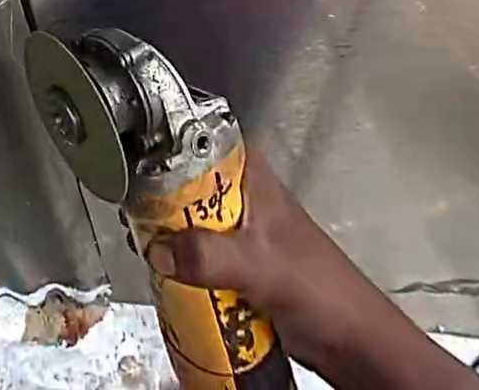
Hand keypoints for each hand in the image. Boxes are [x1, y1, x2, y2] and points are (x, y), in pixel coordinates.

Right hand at [146, 147, 478, 388]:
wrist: (354, 345)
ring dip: (160, 223)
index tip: (124, 146)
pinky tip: (158, 260)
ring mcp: (232, 217)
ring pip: (180, 207)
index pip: (191, 132)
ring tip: (138, 234)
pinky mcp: (229, 248)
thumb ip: (207, 256)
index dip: (156, 135)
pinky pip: (188, 239)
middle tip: (127, 202)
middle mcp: (234, 185)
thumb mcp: (259, 266)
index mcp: (244, 168)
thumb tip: (155, 250)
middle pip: (177, 171)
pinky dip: (172, 249)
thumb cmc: (319, 289)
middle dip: (149, 189)